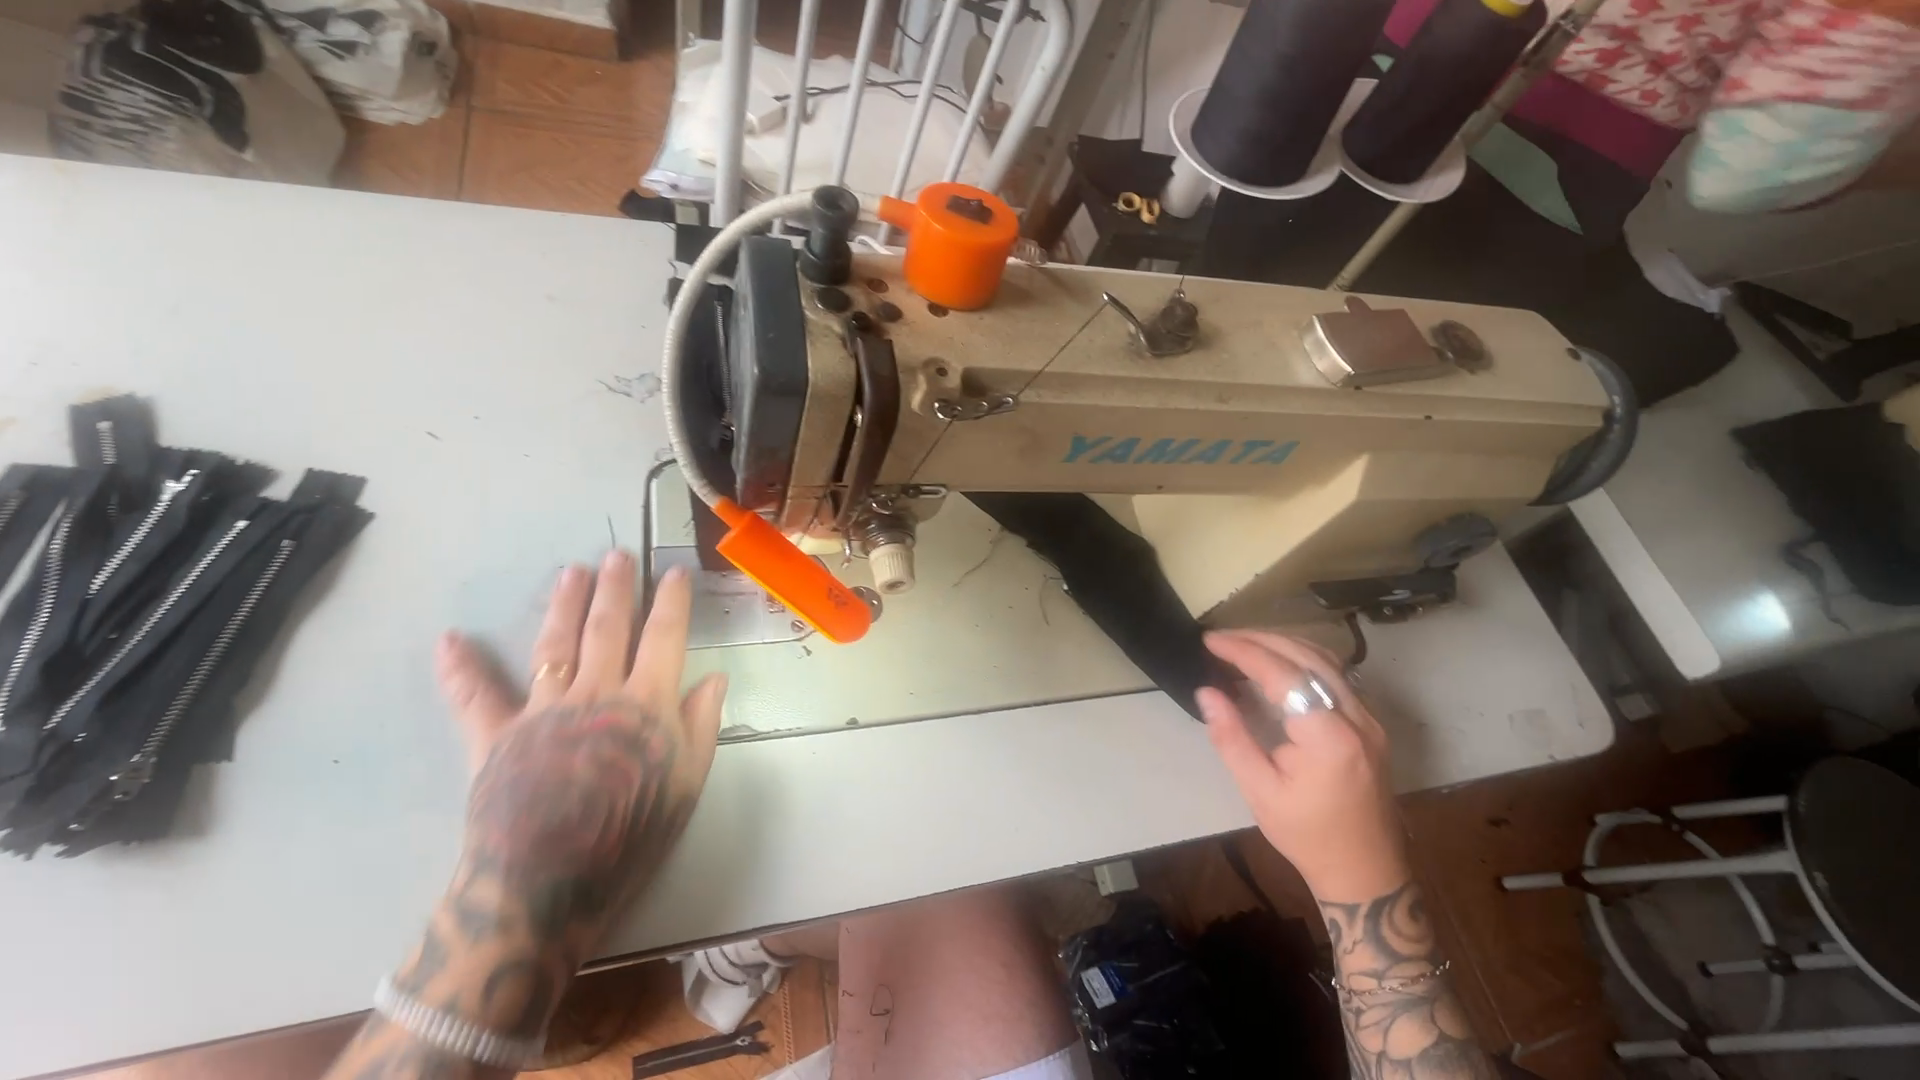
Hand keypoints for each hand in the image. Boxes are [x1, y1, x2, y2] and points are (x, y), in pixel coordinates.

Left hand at [409, 554, 726, 1037]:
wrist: (548, 884)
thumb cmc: (630, 837)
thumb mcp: (686, 785)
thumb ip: (701, 727)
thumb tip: (713, 678)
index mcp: (646, 703)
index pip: (664, 637)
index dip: (672, 601)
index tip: (675, 572)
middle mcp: (595, 692)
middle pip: (607, 627)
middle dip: (616, 588)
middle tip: (617, 555)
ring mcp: (542, 709)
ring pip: (555, 644)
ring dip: (563, 605)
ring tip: (571, 572)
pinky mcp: (494, 735)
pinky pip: (473, 696)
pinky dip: (459, 668)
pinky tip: (449, 638)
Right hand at [1195, 630, 1408, 902]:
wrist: (1364, 870)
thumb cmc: (1306, 835)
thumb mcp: (1259, 792)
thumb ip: (1232, 738)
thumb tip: (1206, 692)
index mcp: (1328, 738)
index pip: (1284, 675)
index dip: (1245, 652)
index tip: (1211, 641)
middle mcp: (1357, 718)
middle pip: (1309, 657)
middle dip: (1262, 639)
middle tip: (1221, 638)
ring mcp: (1370, 719)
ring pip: (1328, 660)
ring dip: (1284, 644)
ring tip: (1244, 644)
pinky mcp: (1370, 724)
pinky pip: (1337, 676)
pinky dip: (1303, 660)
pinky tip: (1277, 664)